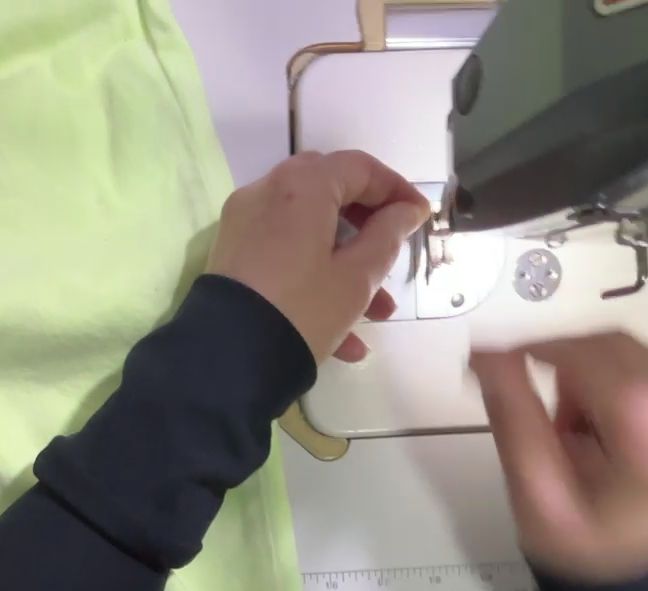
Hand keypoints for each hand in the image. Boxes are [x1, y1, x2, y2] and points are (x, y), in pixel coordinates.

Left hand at [207, 151, 433, 362]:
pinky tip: (343, 338)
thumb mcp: (356, 279)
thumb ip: (388, 236)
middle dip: (366, 231)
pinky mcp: (231, 261)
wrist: (228, 363)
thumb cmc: (301, 313)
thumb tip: (405, 211)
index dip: (397, 190)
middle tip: (391, 258)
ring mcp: (242, 227)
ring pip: (306, 236)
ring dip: (343, 270)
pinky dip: (311, 283)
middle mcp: (265, 194)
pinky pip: (282, 261)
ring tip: (376, 315)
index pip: (360, 168)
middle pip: (329, 197)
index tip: (419, 220)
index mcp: (301, 186)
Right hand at [472, 334, 647, 583]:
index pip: (589, 358)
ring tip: (561, 427)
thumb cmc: (582, 545)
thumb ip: (514, 417)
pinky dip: (602, 385)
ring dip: (580, 376)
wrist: (639, 576)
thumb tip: (486, 355)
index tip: (485, 357)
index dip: (532, 348)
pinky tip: (589, 426)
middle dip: (557, 364)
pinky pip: (640, 369)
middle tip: (517, 395)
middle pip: (611, 347)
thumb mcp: (535, 491)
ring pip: (624, 354)